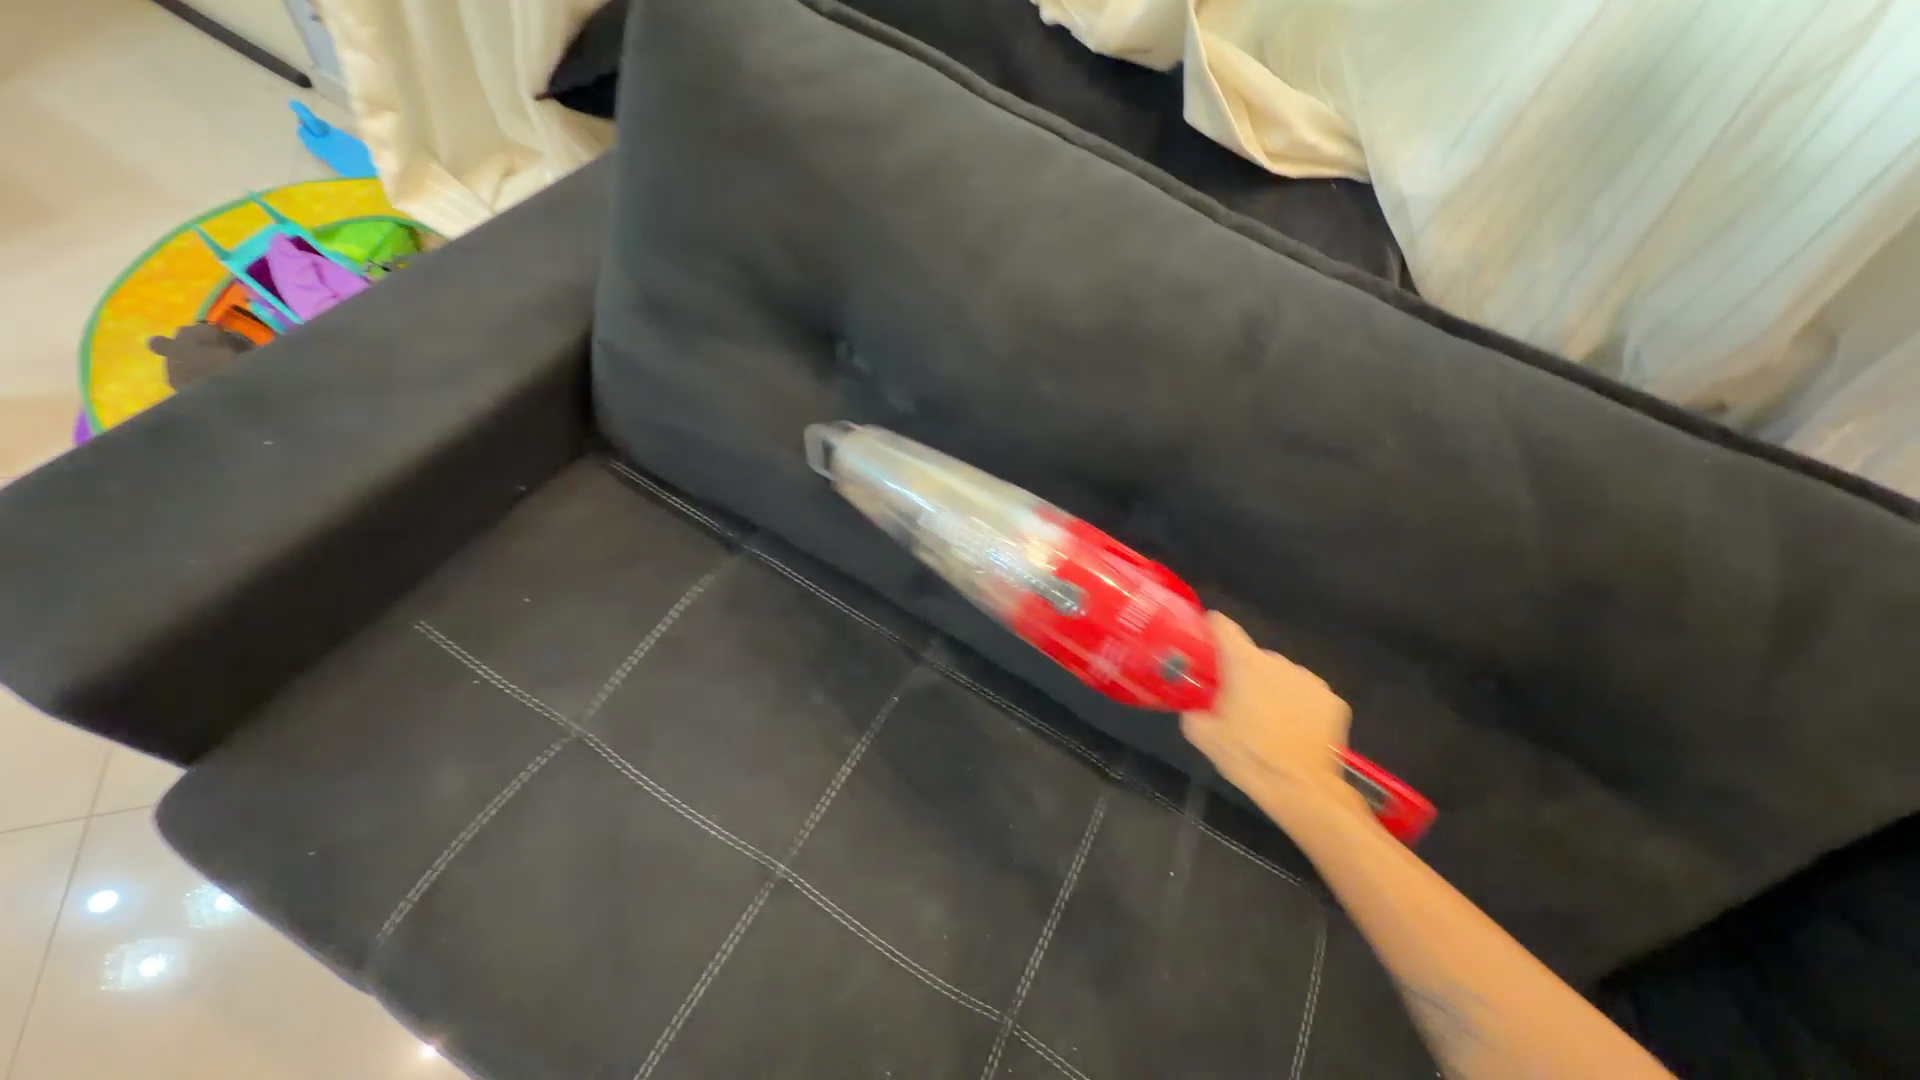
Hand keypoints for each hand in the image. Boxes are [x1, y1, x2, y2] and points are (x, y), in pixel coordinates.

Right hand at [1181, 612, 1362, 817]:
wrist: (1301, 790)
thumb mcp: (1204, 737)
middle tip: (1236, 703)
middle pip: (1254, 657)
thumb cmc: (1248, 758)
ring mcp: (1310, 681)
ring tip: (1268, 722)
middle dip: (1243, 674)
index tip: (1205, 640)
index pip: (1223, 627)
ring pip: (1282, 676)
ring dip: (1272, 689)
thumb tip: (1193, 707)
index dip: (1212, 630)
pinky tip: (1293, 731)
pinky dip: (1298, 706)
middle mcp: (1279, 663)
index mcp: (1244, 665)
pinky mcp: (1333, 701)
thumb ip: (1193, 710)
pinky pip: (1306, 695)